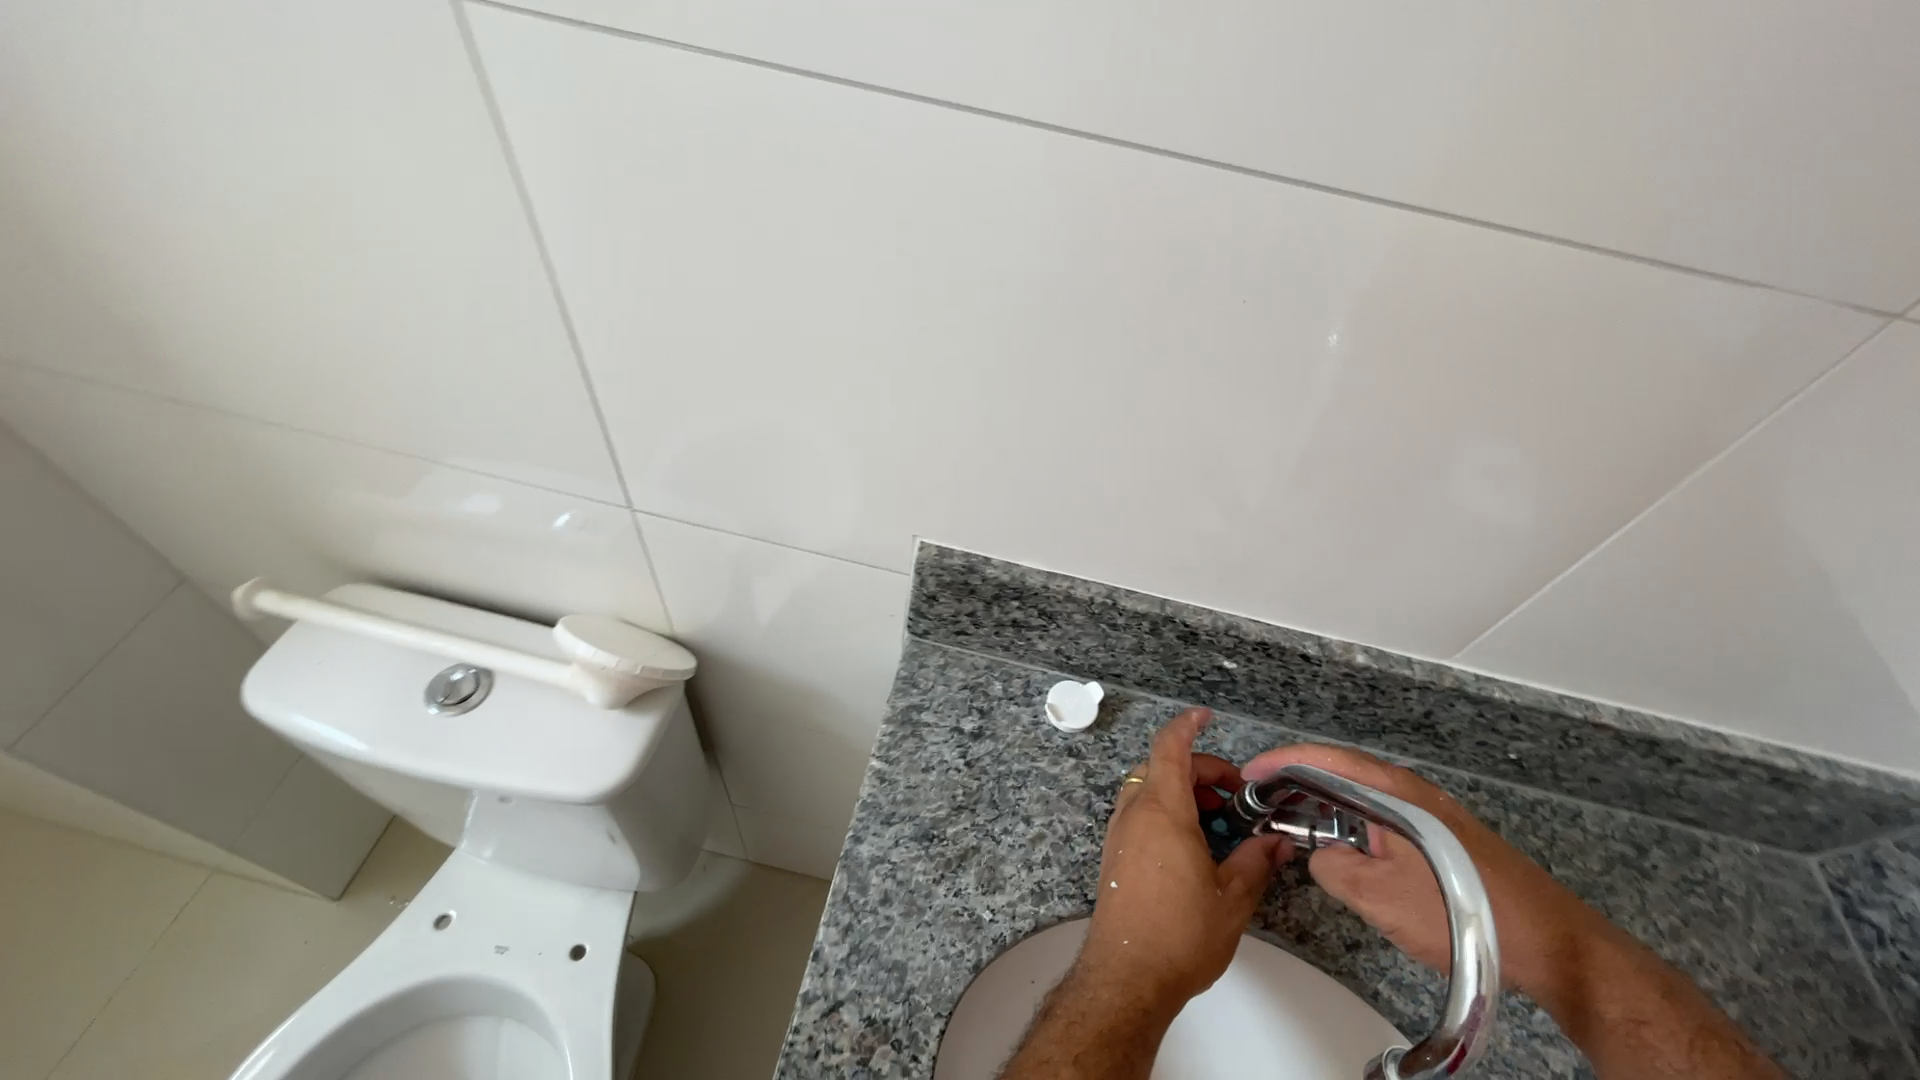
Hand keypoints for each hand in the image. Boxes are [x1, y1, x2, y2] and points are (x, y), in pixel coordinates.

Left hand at [1079, 708, 1287, 1013]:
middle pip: (1161, 767)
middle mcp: (1134, 813)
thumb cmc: (1179, 935)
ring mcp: (1119, 834)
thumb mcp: (1232, 897)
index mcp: (1162, 811)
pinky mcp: (1114, 855)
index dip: (1187, 724)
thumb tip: (1277, 843)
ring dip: (1181, 792)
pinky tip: (1192, 847)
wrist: (1126, 976)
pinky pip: (1139, 815)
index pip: (1169, 747)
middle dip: (1198, 771)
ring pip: (1147, 790)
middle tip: (1232, 796)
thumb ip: (1257, 861)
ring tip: (1216, 823)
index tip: (1205, 716)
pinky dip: (1165, 813)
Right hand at [1241, 743, 1609, 1002]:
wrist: (1549, 942)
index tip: (1247, 774)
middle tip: (1262, 797)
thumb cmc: (1459, 914)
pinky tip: (1342, 844)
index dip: (1279, 762)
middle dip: (1295, 779)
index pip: (1322, 759)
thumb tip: (1320, 855)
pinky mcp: (1441, 833)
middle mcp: (1410, 789)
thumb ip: (1329, 867)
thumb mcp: (1374, 896)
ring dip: (1323, 801)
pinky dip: (1350, 818)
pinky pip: (1381, 812)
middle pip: (1340, 769)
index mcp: (1391, 790)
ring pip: (1361, 793)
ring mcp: (1429, 810)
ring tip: (1292, 820)